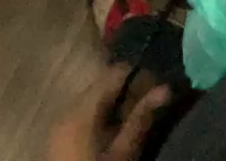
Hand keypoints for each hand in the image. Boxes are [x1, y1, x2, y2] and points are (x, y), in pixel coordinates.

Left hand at [45, 64, 171, 160]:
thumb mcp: (123, 153)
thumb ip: (141, 119)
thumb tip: (166, 89)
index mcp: (82, 108)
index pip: (115, 72)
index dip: (138, 75)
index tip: (157, 87)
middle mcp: (68, 107)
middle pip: (103, 83)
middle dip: (128, 90)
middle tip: (149, 105)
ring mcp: (60, 121)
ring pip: (94, 97)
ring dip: (115, 103)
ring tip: (133, 119)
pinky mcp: (59, 136)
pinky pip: (84, 112)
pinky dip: (101, 115)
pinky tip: (114, 131)